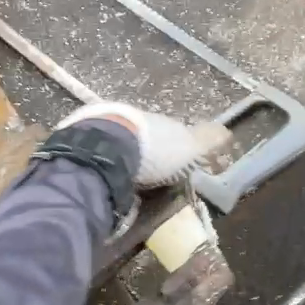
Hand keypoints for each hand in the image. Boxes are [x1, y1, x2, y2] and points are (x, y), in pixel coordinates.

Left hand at [52, 101, 231, 187]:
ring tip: (125, 186)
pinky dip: (100, 170)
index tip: (173, 165)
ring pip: (113, 147)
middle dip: (142, 155)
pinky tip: (103, 185)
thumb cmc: (151, 147)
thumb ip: (206, 139)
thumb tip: (228, 131)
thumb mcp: (187, 145)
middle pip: (137, 139)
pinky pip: (93, 159)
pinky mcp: (76, 147)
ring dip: (119, 162)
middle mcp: (123, 118)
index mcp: (150, 118)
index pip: (164, 130)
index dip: (171, 148)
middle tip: (148, 178)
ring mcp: (97, 130)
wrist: (103, 150)